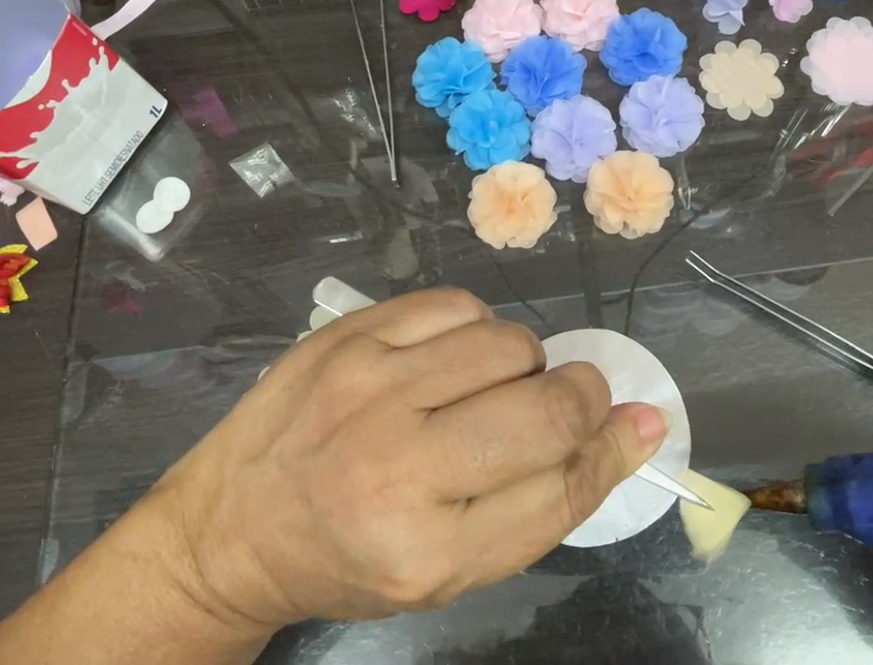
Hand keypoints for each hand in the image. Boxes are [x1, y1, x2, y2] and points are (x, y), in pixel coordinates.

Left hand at [146, 289, 667, 638]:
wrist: (235, 523)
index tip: (635, 424)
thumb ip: (546, 499)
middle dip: (578, 398)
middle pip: (547, 406)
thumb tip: (636, 423)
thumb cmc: (352, 556)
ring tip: (489, 388)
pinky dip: (476, 330)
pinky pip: (457, 305)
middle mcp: (396, 463)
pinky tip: (452, 358)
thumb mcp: (450, 566)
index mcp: (427, 550)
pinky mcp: (347, 334)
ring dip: (522, 363)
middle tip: (558, 406)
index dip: (612, 449)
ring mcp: (366, 385)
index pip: (561, 487)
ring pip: (508, 342)